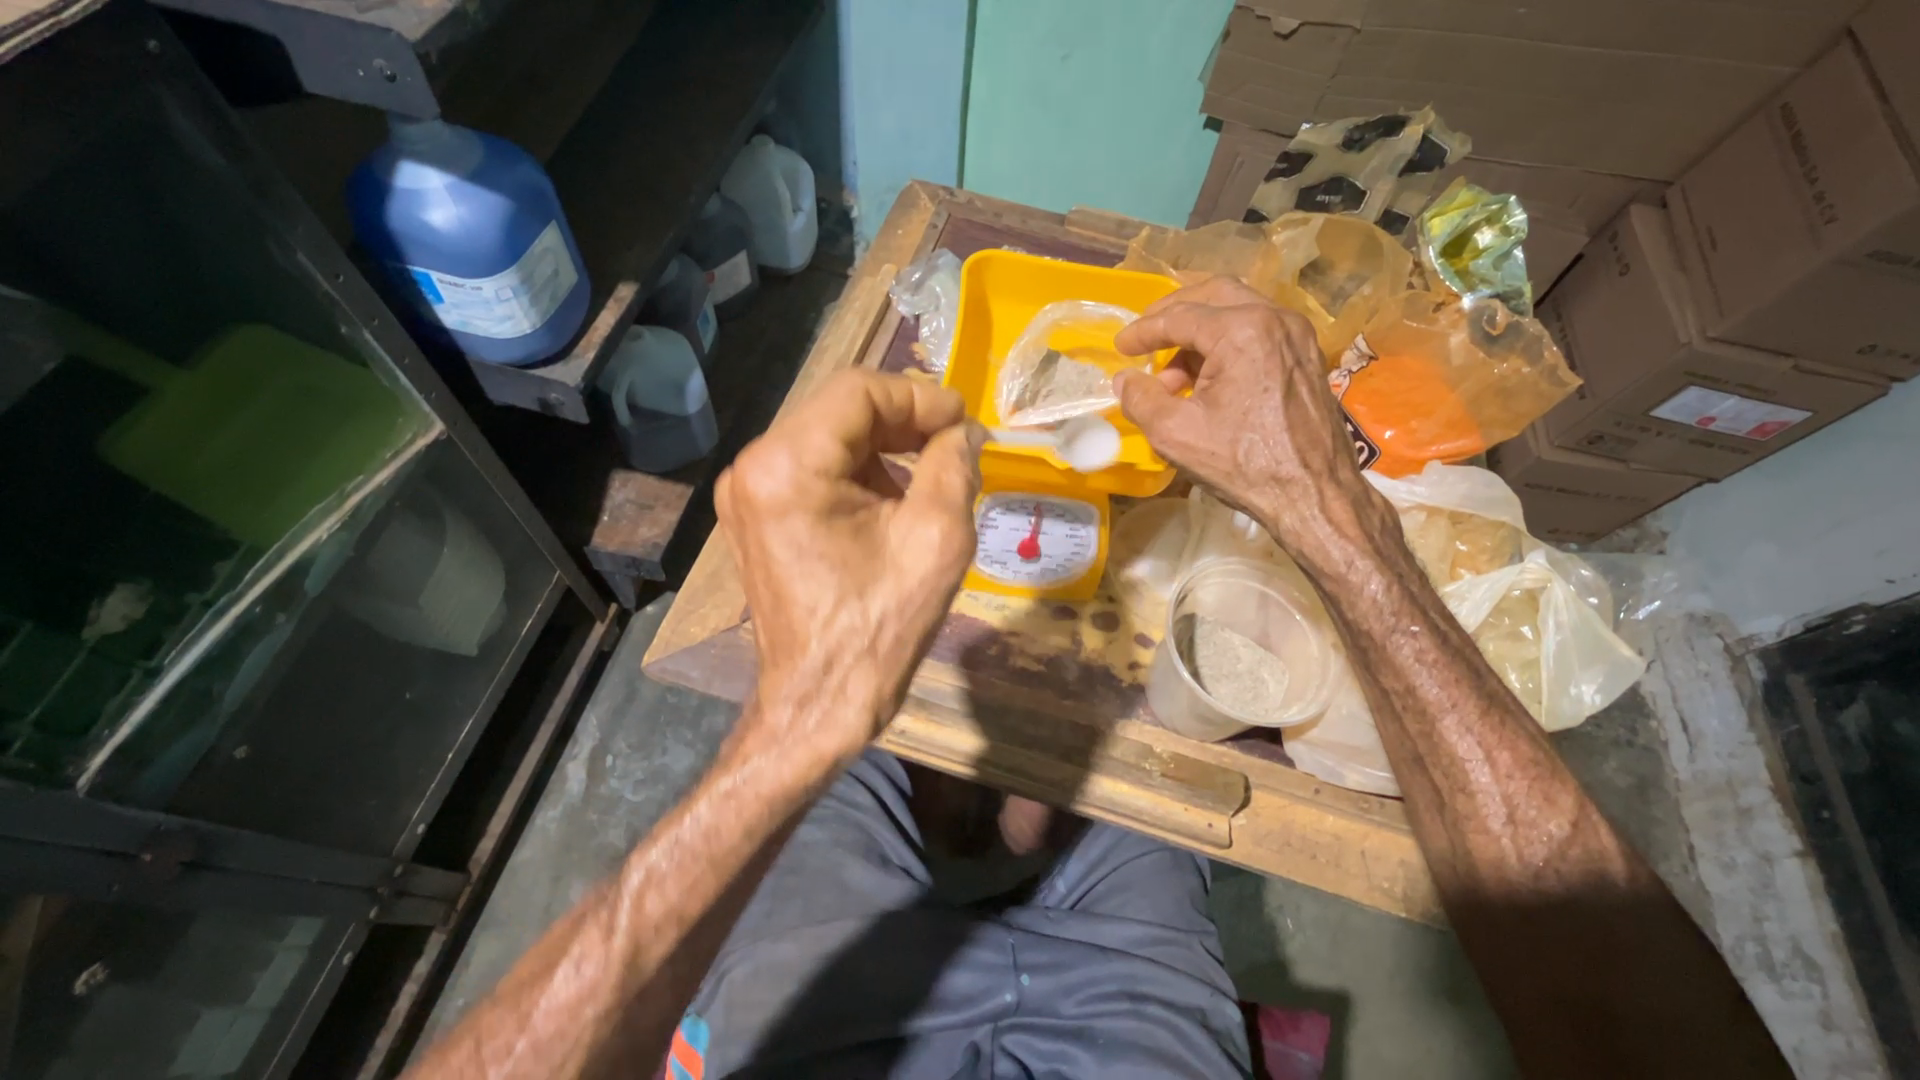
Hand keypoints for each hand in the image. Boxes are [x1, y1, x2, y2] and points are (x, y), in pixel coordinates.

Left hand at [716, 370, 982, 767]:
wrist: (821, 701)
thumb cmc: (880, 627)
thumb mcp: (936, 538)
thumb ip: (954, 465)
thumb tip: (964, 431)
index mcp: (787, 465)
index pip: (858, 390)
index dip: (919, 397)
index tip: (963, 423)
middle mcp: (754, 467)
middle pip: (840, 410)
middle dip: (904, 420)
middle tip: (955, 443)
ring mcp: (748, 493)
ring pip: (829, 437)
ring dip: (884, 446)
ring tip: (932, 474)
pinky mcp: (756, 516)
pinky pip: (814, 469)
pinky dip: (859, 472)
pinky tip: (895, 500)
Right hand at [1112, 277, 1390, 557]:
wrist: (1313, 493)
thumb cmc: (1242, 462)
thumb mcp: (1175, 433)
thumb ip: (1141, 398)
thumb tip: (1125, 380)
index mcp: (1242, 330)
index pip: (1180, 316)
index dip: (1143, 331)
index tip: (1120, 347)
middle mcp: (1275, 319)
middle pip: (1214, 296)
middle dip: (1174, 314)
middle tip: (1146, 337)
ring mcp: (1297, 336)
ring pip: (1238, 311)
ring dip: (1200, 332)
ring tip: (1174, 374)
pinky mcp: (1308, 356)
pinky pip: (1259, 331)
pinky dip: (1227, 343)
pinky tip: (1208, 379)